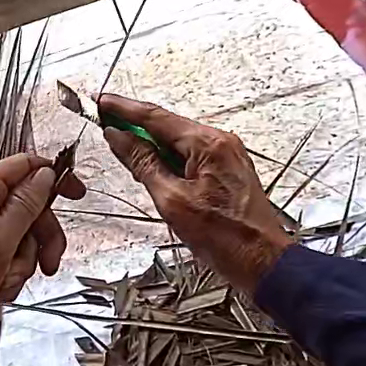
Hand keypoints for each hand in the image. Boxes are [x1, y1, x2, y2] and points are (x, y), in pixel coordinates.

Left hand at [0, 152, 86, 352]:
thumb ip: (25, 205)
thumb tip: (45, 175)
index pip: (25, 165)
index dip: (54, 177)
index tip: (76, 194)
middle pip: (29, 204)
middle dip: (41, 236)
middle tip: (47, 261)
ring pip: (22, 232)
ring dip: (23, 260)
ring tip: (6, 280)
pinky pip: (8, 251)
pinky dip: (10, 270)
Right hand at [99, 95, 292, 294]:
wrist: (263, 263)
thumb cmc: (226, 238)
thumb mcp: (172, 200)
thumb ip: (143, 163)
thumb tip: (119, 138)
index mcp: (208, 144)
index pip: (155, 117)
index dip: (123, 109)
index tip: (102, 102)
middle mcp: (221, 142)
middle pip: (167, 126)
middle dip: (135, 126)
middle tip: (106, 125)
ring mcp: (226, 155)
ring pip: (178, 142)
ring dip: (152, 146)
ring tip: (125, 153)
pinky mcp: (227, 170)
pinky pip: (191, 155)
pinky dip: (169, 159)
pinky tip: (154, 170)